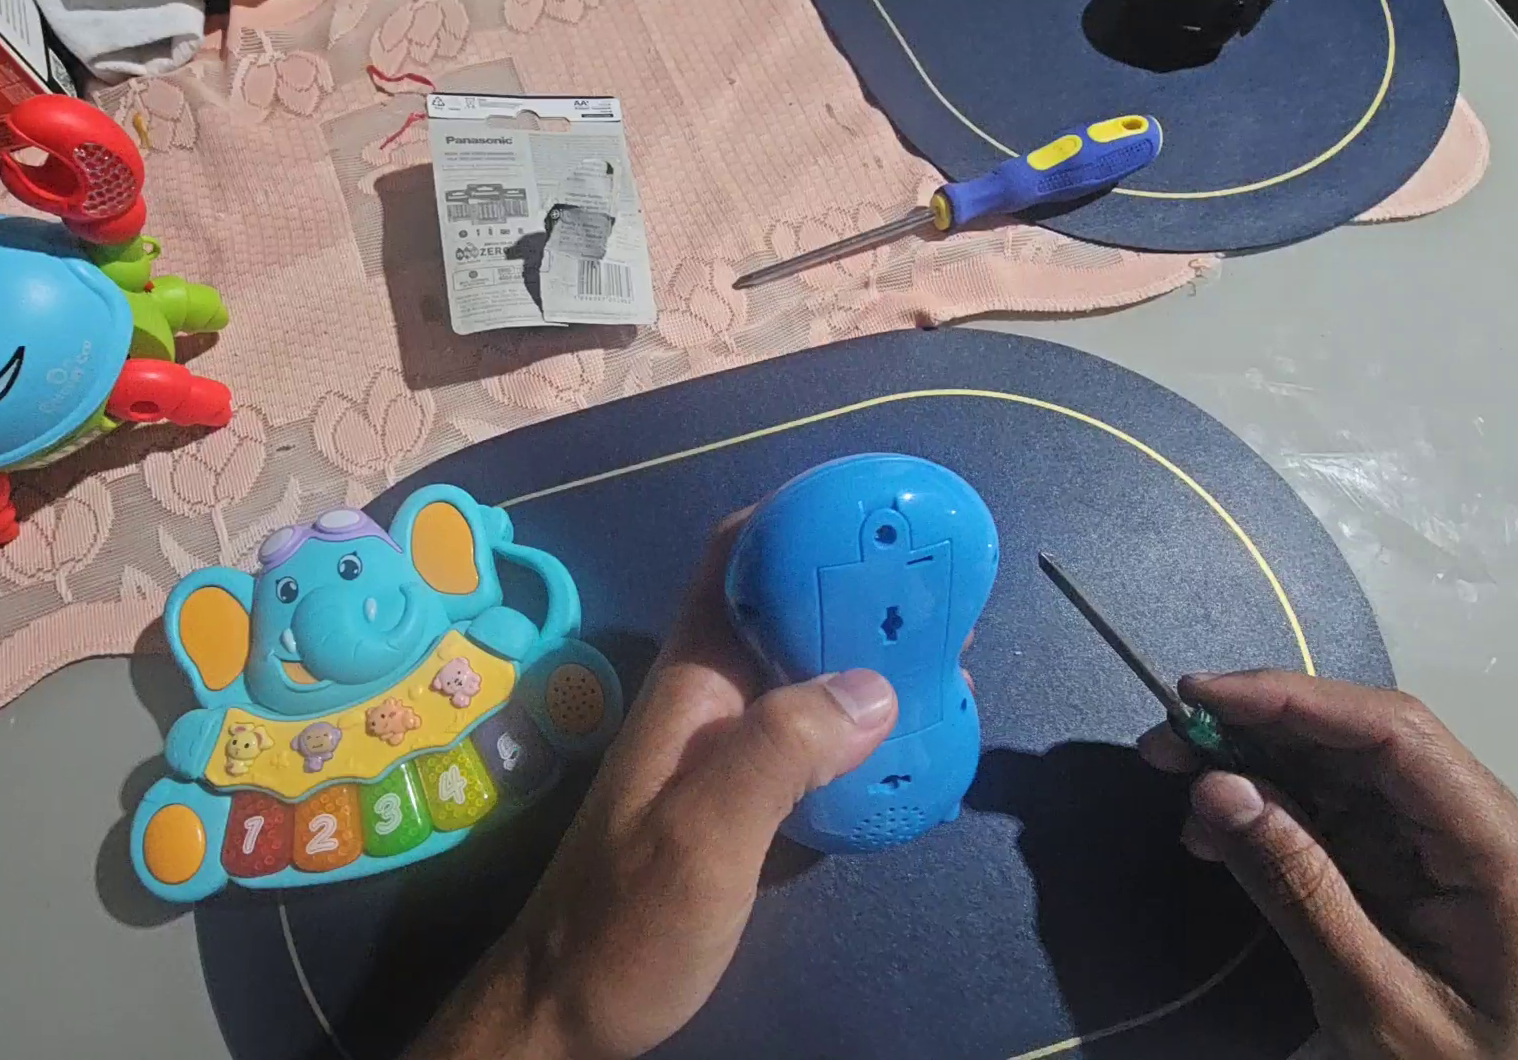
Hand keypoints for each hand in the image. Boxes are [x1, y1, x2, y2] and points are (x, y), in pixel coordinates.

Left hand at [404, 517, 898, 1059]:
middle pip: (782, 612)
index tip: (864, 517)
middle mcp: (713, 697)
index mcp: (692, 679)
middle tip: (934, 596)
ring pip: (803, 674)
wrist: (576, 999)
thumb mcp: (700, 834)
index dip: (788, 523)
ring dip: (863, 657)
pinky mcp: (748, 794)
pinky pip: (813, 735)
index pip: (730, 563)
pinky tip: (907, 738)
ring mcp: (730, 746)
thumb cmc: (626, 916)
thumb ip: (776, 755)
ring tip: (941, 660)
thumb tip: (873, 687)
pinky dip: (859, 723)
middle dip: (850, 592)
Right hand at [1139, 671, 1517, 1058]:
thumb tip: (1214, 784)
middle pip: (1352, 738)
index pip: (1393, 734)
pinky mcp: (1396, 863)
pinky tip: (1209, 833)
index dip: (1289, 698)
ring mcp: (1432, 845)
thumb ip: (1297, 887)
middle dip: (1249, 727)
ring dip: (1241, 762)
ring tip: (1172, 777)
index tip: (1196, 696)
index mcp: (1499, 856)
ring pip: (1325, 764)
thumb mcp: (1375, 1000)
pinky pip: (1315, 806)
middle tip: (1162, 741)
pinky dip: (1252, 805)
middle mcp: (1472, 830)